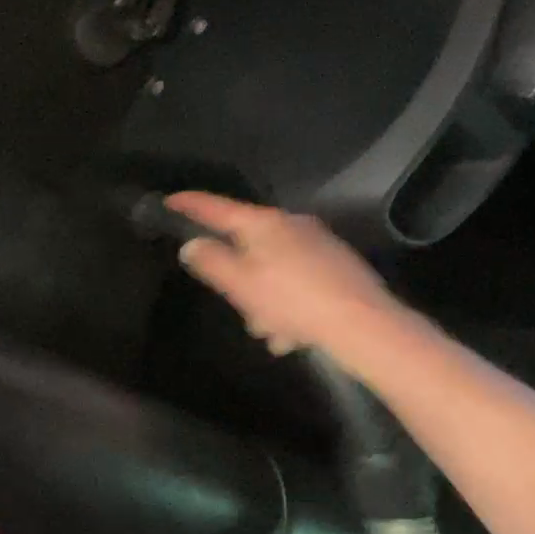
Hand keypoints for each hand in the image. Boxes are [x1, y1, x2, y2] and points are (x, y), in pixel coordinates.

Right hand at [167, 192, 401, 356]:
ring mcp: (319, 243)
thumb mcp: (239, 284)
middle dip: (237, 275)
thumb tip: (191, 244)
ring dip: (264, 298)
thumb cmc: (293, 301)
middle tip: (236, 303)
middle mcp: (292, 224)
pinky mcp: (338, 266)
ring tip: (271, 330)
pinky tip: (292, 332)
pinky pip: (297, 281)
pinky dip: (288, 303)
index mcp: (263, 223)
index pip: (216, 207)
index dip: (189, 204)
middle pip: (247, 242)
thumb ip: (210, 261)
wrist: (366, 326)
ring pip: (272, 267)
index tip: (168, 201)